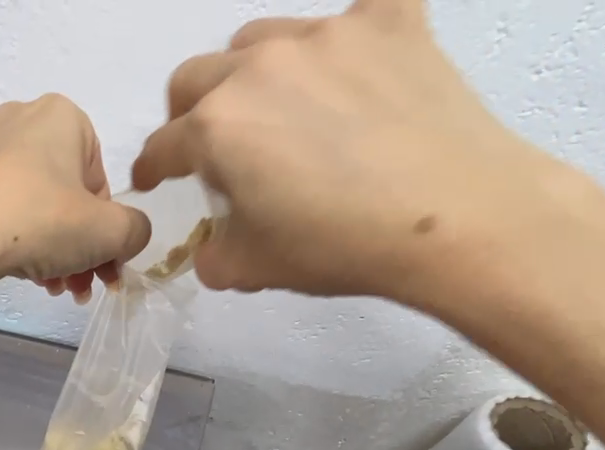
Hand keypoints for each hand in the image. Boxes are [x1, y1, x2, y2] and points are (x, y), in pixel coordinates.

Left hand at [0, 94, 150, 302]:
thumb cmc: (38, 222)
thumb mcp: (108, 232)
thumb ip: (134, 231)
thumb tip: (128, 235)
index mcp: (62, 116)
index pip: (98, 181)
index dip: (105, 231)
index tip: (101, 267)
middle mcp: (19, 121)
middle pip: (63, 197)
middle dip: (77, 248)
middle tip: (78, 289)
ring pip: (30, 208)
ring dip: (49, 253)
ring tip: (50, 288)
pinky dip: (12, 243)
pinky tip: (17, 273)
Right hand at [131, 0, 579, 304]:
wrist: (453, 217)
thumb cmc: (336, 246)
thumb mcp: (247, 268)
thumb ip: (209, 250)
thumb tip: (211, 240)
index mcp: (215, 128)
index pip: (162, 147)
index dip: (152, 170)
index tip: (155, 182)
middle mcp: (258, 68)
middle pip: (194, 77)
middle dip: (188, 113)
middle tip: (211, 145)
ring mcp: (327, 35)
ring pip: (258, 40)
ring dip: (249, 73)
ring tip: (276, 106)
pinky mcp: (390, 20)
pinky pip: (355, 10)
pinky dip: (344, 37)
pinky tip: (352, 66)